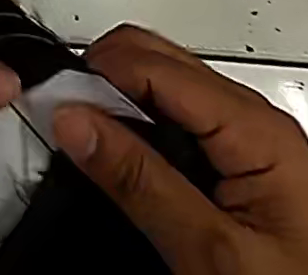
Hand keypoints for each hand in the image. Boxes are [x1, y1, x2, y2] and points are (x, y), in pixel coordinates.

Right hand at [52, 26, 307, 274]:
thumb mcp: (214, 255)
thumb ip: (139, 181)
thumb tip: (73, 119)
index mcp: (252, 126)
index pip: (148, 61)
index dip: (93, 76)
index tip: (55, 107)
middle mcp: (248, 116)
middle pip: (150, 54)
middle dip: (100, 77)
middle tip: (69, 123)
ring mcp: (242, 135)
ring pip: (155, 79)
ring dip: (113, 99)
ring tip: (90, 144)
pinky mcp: (235, 157)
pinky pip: (169, 111)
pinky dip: (133, 120)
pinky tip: (122, 157)